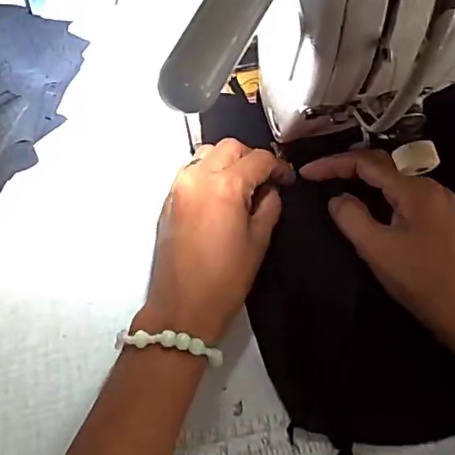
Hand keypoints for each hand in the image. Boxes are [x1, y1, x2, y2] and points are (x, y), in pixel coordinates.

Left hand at [136, 139, 292, 344]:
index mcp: (224, 186)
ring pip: (206, 153)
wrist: (182, 307)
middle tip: (266, 179)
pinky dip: (208, 172)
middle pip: (230, 147)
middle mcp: (197, 179)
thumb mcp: (258, 242)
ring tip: (242, 185)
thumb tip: (271, 192)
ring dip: (227, 160)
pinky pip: (191, 171)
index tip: (286, 178)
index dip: (278, 166)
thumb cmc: (222, 281)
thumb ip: (269, 207)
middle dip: (252, 158)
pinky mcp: (168, 201)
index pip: (258, 158)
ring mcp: (179, 188)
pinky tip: (221, 195)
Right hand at [299, 150, 454, 350]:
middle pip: (383, 167)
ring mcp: (441, 206)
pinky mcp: (443, 223)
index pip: (367, 163)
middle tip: (319, 177)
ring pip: (395, 184)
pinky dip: (381, 199)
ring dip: (365, 184)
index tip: (307, 173)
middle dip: (348, 168)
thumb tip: (337, 199)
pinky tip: (368, 211)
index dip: (332, 164)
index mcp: (416, 189)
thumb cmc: (423, 281)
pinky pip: (405, 199)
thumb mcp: (376, 249)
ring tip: (337, 189)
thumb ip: (350, 217)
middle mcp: (432, 189)